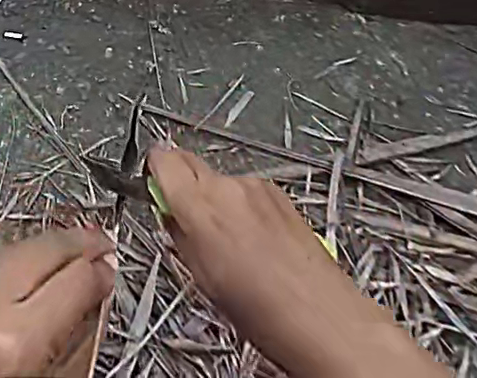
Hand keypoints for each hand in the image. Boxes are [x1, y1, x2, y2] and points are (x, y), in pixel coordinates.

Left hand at [0, 227, 114, 377]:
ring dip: (58, 244)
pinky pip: (6, 253)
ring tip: (81, 250)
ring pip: (29, 243)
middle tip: (105, 245)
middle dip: (83, 243)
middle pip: (52, 246)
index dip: (101, 270)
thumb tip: (99, 286)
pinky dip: (31, 253)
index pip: (76, 276)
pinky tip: (46, 261)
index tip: (112, 270)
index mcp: (12, 339)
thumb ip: (77, 332)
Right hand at [148, 146, 447, 377]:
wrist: (323, 315)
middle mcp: (229, 186)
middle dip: (180, 181)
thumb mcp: (202, 278)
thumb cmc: (265, 312)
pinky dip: (240, 204)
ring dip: (214, 198)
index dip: (155, 170)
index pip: (164, 161)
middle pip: (190, 162)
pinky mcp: (277, 191)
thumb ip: (179, 234)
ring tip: (225, 241)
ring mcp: (256, 186)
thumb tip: (168, 214)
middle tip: (180, 213)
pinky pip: (245, 188)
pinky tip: (251, 239)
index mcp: (202, 206)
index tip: (153, 183)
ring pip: (219, 178)